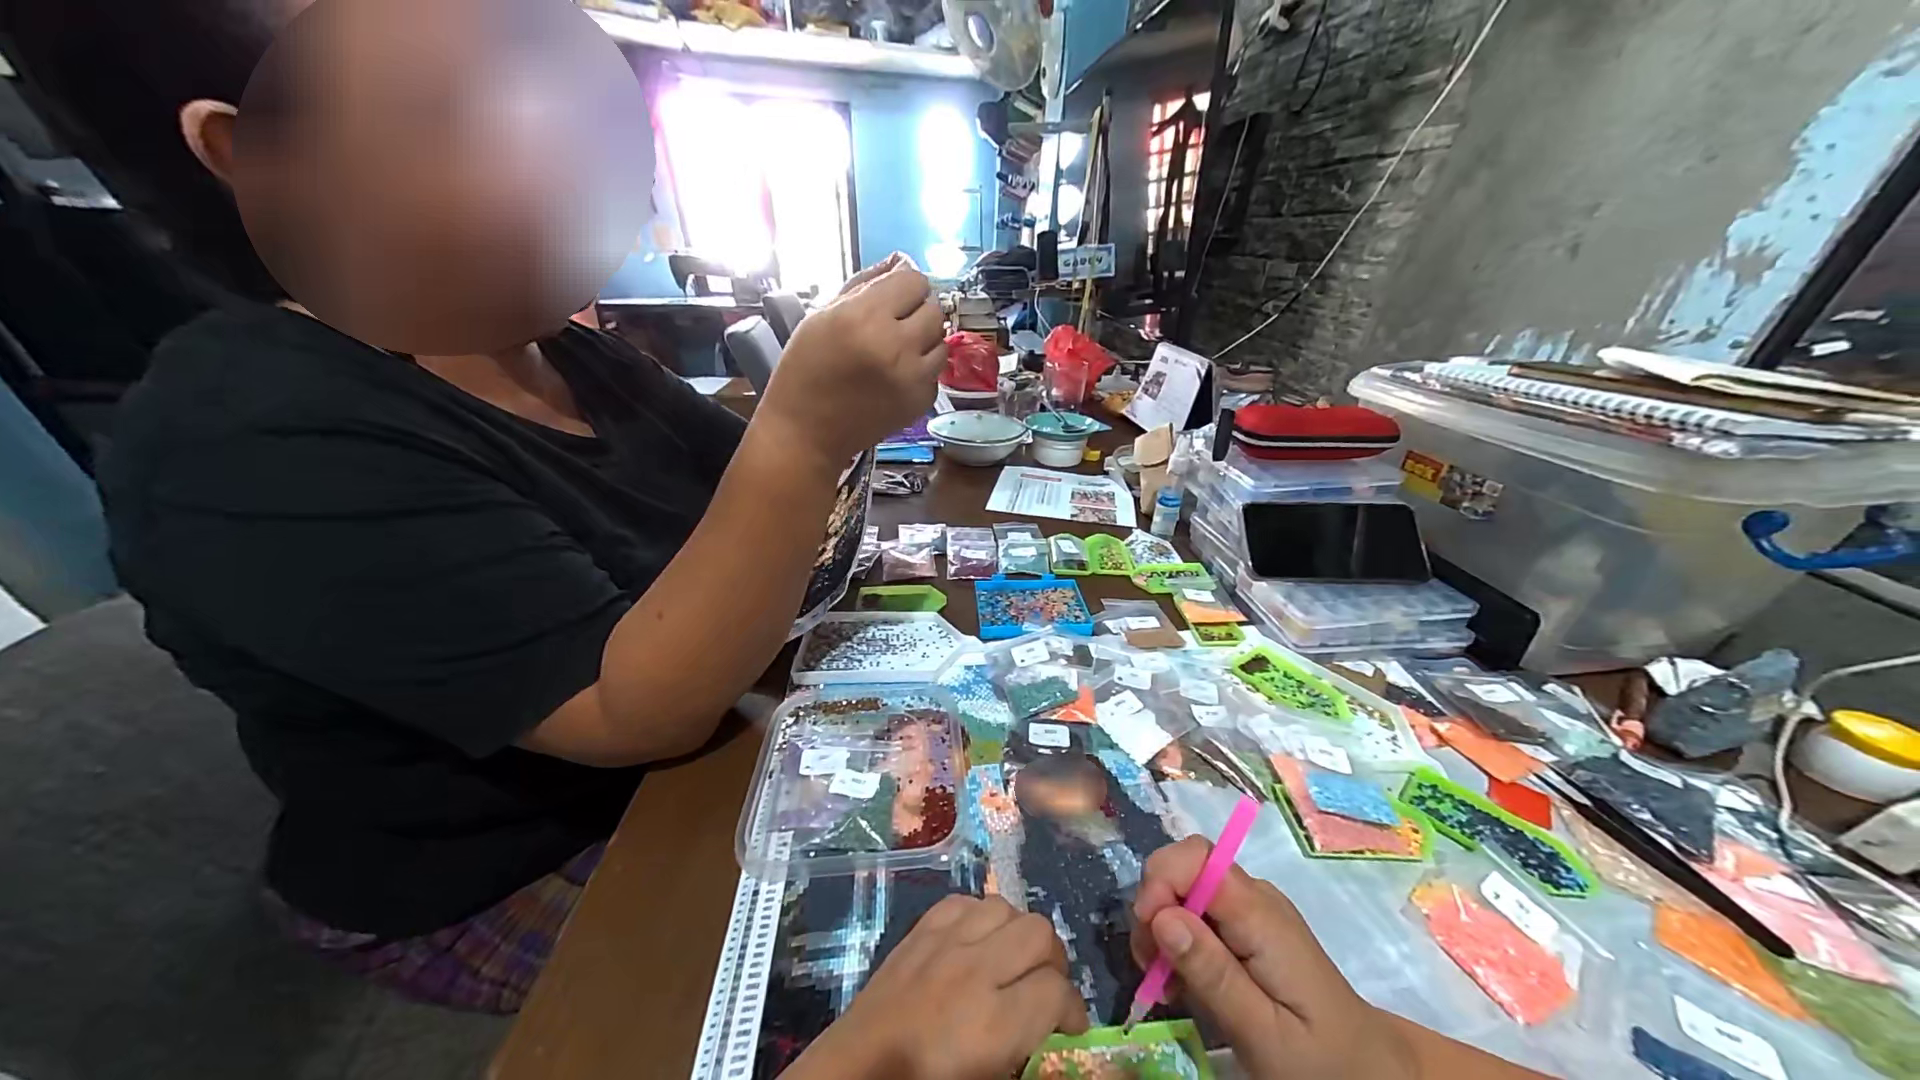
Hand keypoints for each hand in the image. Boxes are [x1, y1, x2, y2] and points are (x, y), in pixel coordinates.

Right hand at [755, 253, 945, 469]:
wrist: (807, 432)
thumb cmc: (805, 372)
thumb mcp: (821, 316)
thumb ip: (864, 284)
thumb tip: (899, 262)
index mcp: (864, 318)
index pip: (914, 280)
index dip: (904, 283)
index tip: (894, 293)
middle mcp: (895, 346)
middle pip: (934, 308)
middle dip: (916, 310)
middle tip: (892, 323)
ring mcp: (912, 378)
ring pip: (942, 340)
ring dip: (923, 339)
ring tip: (895, 349)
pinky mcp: (920, 402)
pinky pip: (936, 371)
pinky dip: (922, 369)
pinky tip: (895, 375)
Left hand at [790, 895, 1088, 1079]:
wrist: (859, 1071)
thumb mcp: (989, 1078)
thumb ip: (1028, 1050)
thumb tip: (1058, 1030)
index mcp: (993, 1024)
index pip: (1058, 991)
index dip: (1073, 1011)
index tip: (1069, 1028)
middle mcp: (973, 969)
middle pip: (1040, 933)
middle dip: (1053, 962)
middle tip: (1045, 988)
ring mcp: (944, 941)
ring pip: (1005, 907)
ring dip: (1017, 933)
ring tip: (1011, 961)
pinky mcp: (921, 928)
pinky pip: (965, 901)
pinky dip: (979, 917)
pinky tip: (976, 942)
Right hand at [1130, 837, 1415, 1079]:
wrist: (1370, 1071)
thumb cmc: (1320, 1060)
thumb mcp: (1263, 1033)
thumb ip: (1212, 974)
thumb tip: (1162, 916)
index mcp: (1261, 915)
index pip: (1196, 856)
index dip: (1161, 881)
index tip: (1147, 932)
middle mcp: (1254, 897)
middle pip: (1184, 866)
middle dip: (1153, 905)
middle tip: (1150, 965)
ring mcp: (1250, 908)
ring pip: (1184, 886)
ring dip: (1159, 926)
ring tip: (1163, 981)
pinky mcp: (1245, 925)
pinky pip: (1196, 909)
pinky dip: (1175, 937)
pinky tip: (1180, 978)